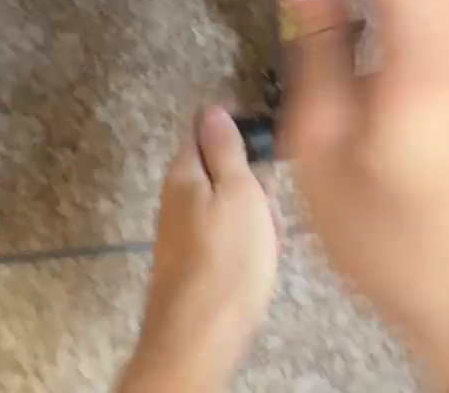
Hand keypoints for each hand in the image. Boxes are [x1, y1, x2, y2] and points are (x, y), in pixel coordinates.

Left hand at [121, 108, 280, 392]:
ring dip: (256, 211)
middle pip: (222, 167)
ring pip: (231, 203)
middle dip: (253, 178)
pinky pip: (229, 233)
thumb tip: (213, 109)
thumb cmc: (227, 257)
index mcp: (184, 172)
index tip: (266, 142)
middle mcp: (178, 197)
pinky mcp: (197, 261)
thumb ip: (226, 148)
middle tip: (269, 199)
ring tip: (269, 233)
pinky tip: (260, 257)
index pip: (206, 128)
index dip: (239, 128)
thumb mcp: (238, 189)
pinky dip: (249, 239)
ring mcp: (186, 232)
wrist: (200, 338)